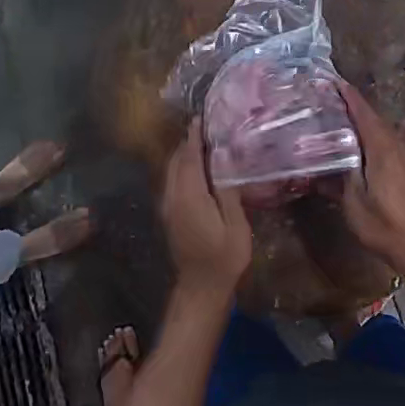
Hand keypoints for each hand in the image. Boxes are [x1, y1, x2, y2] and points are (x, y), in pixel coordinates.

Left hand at [160, 121, 251, 300]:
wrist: (201, 287)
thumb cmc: (225, 257)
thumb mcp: (236, 224)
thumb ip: (228, 190)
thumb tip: (224, 158)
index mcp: (190, 196)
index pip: (190, 158)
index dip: (195, 137)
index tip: (202, 118)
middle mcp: (173, 197)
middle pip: (177, 161)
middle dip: (189, 142)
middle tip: (208, 127)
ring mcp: (168, 207)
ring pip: (172, 171)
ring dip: (185, 155)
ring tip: (204, 143)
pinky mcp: (170, 215)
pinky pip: (173, 182)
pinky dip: (183, 169)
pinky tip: (198, 169)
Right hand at [334, 81, 404, 267]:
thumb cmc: (378, 221)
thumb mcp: (351, 196)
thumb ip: (339, 171)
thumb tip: (323, 153)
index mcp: (380, 148)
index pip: (363, 114)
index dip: (349, 97)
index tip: (333, 81)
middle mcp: (392, 146)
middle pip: (371, 118)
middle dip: (352, 105)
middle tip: (328, 95)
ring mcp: (399, 157)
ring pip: (377, 130)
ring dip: (359, 119)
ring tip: (336, 114)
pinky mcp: (400, 168)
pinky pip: (380, 141)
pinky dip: (365, 135)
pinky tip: (351, 142)